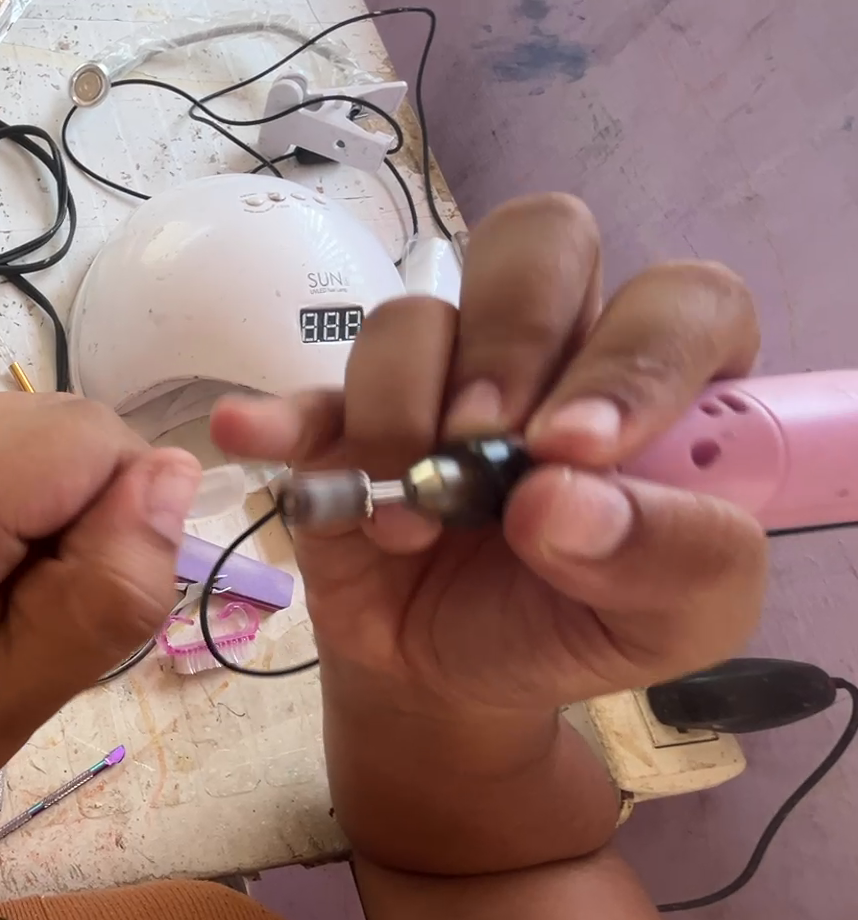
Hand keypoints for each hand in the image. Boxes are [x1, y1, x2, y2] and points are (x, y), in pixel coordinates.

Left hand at [0, 394, 199, 883]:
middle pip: (49, 422)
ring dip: (42, 498)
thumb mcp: (8, 711)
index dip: (121, 506)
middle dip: (82, 503)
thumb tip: (171, 474)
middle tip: (37, 605)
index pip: (80, 438)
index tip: (85, 594)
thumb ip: (99, 595)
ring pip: (15, 425)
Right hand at [211, 194, 768, 717]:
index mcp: (647, 391)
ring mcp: (422, 393)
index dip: (629, 356)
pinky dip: (276, 416)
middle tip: (476, 441)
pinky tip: (246, 433)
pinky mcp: (333, 436)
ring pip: (408, 322)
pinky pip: (302, 401)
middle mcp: (537, 365)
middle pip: (532, 245)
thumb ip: (673, 559)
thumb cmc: (557, 633)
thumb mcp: (667, 625)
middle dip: (507, 338)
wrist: (435, 674)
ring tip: (406, 521)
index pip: (672, 303)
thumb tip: (557, 497)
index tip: (567, 450)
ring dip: (400, 413)